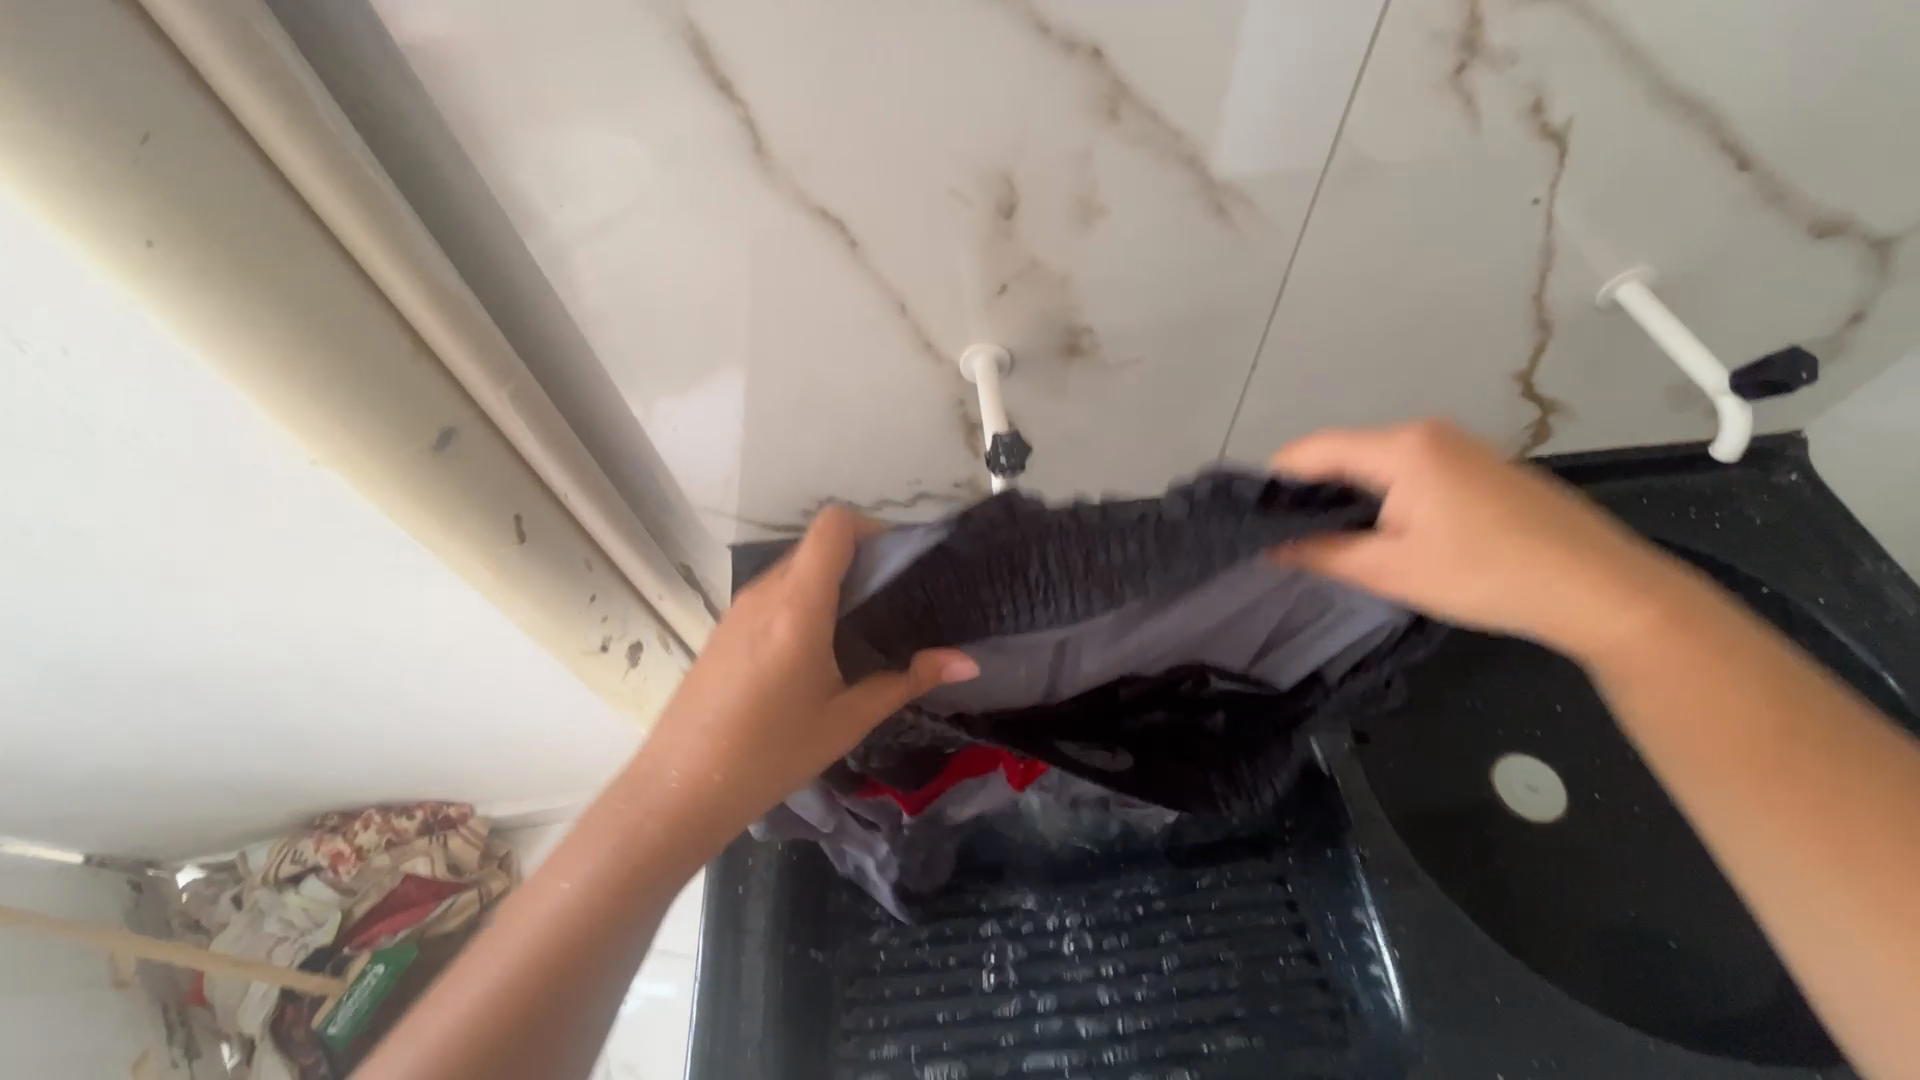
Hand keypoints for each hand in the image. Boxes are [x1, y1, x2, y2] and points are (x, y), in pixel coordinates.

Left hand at [640, 505, 978, 827]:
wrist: (680, 789)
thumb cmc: (770, 755)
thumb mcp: (847, 720)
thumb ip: (907, 681)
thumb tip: (968, 662)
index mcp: (798, 606)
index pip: (834, 525)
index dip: (873, 529)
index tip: (902, 566)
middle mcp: (765, 593)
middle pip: (819, 546)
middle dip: (861, 561)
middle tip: (897, 603)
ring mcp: (739, 608)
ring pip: (796, 570)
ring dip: (832, 584)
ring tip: (864, 629)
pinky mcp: (726, 627)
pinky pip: (774, 594)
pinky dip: (805, 602)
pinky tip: (820, 652)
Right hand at [1270, 420, 1694, 659]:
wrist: (1601, 589)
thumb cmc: (1487, 576)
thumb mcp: (1391, 571)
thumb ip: (1321, 553)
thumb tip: (1270, 548)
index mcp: (1400, 448)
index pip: (1309, 450)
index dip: (1274, 484)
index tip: (1254, 522)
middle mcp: (1426, 432)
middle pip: (1342, 453)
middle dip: (1311, 493)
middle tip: (1290, 540)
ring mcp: (1459, 445)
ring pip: (1375, 463)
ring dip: (1348, 496)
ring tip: (1334, 542)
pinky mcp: (1480, 464)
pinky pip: (1409, 470)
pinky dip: (1385, 495)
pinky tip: (1391, 533)